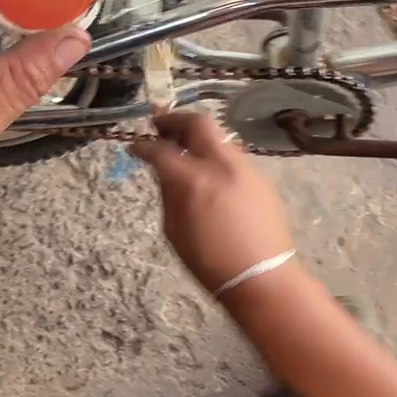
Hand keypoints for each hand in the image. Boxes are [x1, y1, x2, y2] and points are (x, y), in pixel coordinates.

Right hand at [131, 110, 295, 292]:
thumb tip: (164, 171)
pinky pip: (234, 156)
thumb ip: (168, 193)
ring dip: (198, 137)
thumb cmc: (209, 262)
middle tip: (160, 126)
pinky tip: (209, 172)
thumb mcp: (174, 230)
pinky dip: (216, 156)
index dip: (143, 146)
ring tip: (184, 148)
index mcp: (194, 180)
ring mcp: (246, 168)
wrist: (261, 276)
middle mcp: (222, 164)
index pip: (161, 149)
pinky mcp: (261, 178)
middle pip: (198, 123)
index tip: (134, 147)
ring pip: (219, 137)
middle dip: (175, 121)